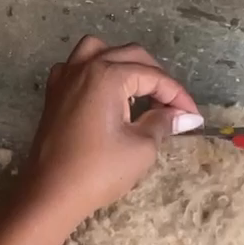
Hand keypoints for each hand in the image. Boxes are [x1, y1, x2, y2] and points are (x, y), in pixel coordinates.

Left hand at [24, 36, 202, 222]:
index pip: (153, 76)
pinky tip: (105, 93)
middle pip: (130, 57)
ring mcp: (64, 78)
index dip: (178, 96)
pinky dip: (96, 71)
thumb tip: (184, 116)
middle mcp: (84, 67)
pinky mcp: (53, 95)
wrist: (50, 193)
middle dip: (156, 79)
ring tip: (139, 90)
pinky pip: (77, 67)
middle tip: (173, 107)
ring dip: (124, 64)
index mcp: (107, 75)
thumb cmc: (98, 171)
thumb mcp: (141, 147)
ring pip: (100, 51)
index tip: (192, 116)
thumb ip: (163, 123)